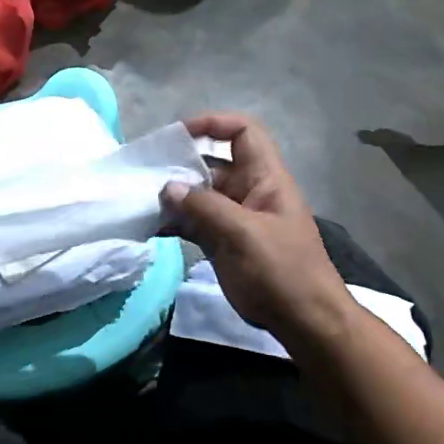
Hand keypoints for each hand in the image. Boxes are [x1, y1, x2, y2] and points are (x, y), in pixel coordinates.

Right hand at [162, 113, 351, 342]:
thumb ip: (204, 207)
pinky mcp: (221, 243)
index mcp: (265, 179)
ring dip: (171, 197)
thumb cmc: (282, 270)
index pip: (243, 134)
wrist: (303, 319)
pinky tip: (150, 227)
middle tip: (144, 174)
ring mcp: (233, 219)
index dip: (213, 124)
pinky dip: (173, 222)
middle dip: (180, 166)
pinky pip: (193, 223)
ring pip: (197, 196)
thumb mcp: (244, 234)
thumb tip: (168, 188)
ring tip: (141, 202)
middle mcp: (248, 192)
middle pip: (211, 165)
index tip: (178, 135)